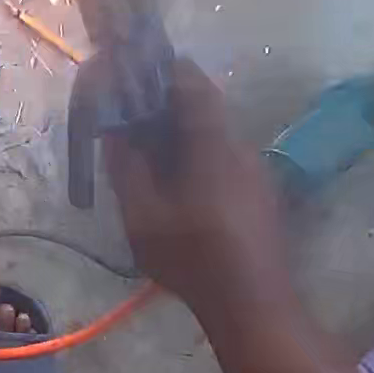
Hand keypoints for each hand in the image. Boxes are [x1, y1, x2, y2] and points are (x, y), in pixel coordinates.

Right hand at [104, 58, 290, 315]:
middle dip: (164, 104)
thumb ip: (127, 169)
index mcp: (212, 143)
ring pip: (212, 133)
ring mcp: (254, 169)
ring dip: (179, 133)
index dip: (161, 68)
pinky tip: (176, 185)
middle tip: (129, 118)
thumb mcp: (144, 217)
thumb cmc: (193, 257)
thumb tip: (115, 133)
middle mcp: (239, 146)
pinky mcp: (258, 191)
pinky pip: (222, 156)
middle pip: (202, 106)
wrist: (252, 303)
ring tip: (146, 154)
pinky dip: (195, 155)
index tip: (132, 72)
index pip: (191, 81)